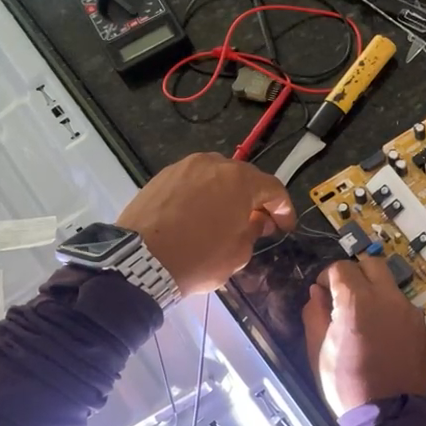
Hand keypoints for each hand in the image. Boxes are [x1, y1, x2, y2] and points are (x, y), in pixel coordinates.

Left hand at [116, 153, 294, 294]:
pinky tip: (200, 215)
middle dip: (256, 199)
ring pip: (217, 176)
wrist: (140, 261)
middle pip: (245, 177)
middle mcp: (214, 164)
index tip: (285, 226)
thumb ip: (254, 230)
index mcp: (240, 180)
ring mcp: (185, 167)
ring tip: (227, 216)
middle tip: (259, 222)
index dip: (284, 208)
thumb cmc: (199, 257)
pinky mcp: (162, 177)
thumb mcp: (239, 252)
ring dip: (228, 193)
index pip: (273, 189)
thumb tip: (256, 220)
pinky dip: (203, 195)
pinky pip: (193, 182)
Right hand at [302, 254, 425, 414]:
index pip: (341, 267)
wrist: (387, 415)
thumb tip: (316, 293)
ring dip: (375, 292)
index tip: (323, 290)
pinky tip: (383, 335)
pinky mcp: (422, 327)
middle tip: (345, 295)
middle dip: (356, 273)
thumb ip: (315, 315)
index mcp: (357, 301)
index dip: (328, 276)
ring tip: (365, 319)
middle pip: (372, 264)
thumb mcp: (319, 351)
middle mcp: (387, 298)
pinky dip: (391, 311)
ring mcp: (409, 312)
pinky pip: (404, 307)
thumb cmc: (346, 385)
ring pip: (390, 286)